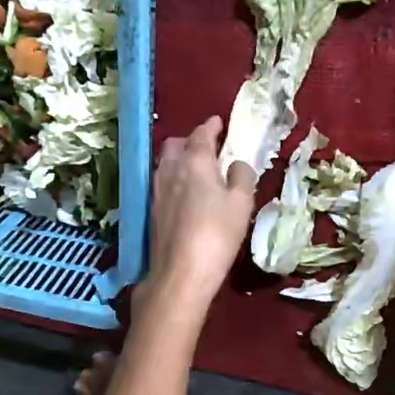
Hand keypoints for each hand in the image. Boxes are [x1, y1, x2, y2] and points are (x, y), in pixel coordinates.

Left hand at [140, 116, 255, 311]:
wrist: (180, 273)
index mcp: (194, 162)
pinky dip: (176, 176)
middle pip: (176, 144)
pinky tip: (187, 191)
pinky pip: (164, 181)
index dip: (211, 126)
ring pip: (166, 162)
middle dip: (191, 139)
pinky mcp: (152, 210)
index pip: (201, 134)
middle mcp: (170, 170)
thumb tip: (237, 164)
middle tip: (209, 145)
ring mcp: (157, 190)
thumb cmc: (217, 233)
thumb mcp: (242, 203)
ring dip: (181, 158)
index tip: (219, 121)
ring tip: (198, 166)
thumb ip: (242, 177)